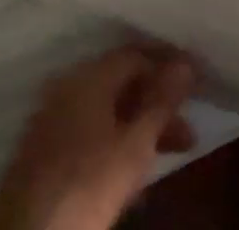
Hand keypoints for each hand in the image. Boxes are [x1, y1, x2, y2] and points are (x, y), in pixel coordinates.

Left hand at [0, 45, 197, 229]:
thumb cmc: (91, 182)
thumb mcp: (136, 144)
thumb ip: (162, 102)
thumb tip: (184, 64)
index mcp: (88, 77)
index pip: (134, 56)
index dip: (167, 68)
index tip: (194, 87)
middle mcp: (66, 87)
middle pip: (120, 84)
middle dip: (156, 106)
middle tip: (187, 135)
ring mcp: (51, 116)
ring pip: (104, 110)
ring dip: (138, 127)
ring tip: (167, 157)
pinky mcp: (44, 146)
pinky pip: (87, 130)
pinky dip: (113, 140)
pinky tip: (131, 169)